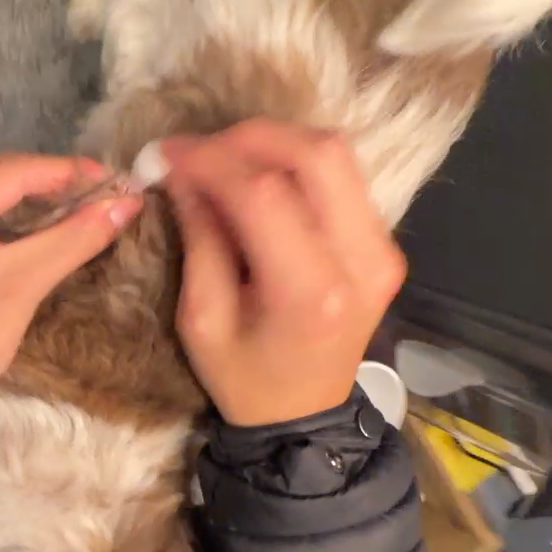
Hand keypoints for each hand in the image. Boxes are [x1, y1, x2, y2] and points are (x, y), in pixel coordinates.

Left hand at [0, 154, 142, 401]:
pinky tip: (52, 220)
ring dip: (40, 196)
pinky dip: (20, 213)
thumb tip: (128, 202)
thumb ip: (76, 238)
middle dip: (55, 182)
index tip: (114, 180)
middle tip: (104, 193)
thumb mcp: (26, 283)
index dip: (67, 172)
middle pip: (3, 174)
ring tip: (86, 205)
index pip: (14, 171)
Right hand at [164, 121, 406, 426]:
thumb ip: (201, 242)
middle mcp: (362, 259)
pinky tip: (256, 176)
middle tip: (198, 148)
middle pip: (317, 156)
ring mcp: (384, 247)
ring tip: (222, 157)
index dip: (212, 161)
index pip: (264, 195)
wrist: (300, 414)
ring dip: (273, 144)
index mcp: (310, 291)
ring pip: (336, 156)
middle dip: (249, 138)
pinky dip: (293, 163)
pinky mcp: (384, 241)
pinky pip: (342, 177)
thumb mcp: (201, 319)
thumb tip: (186, 176)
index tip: (167, 153)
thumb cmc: (241, 378)